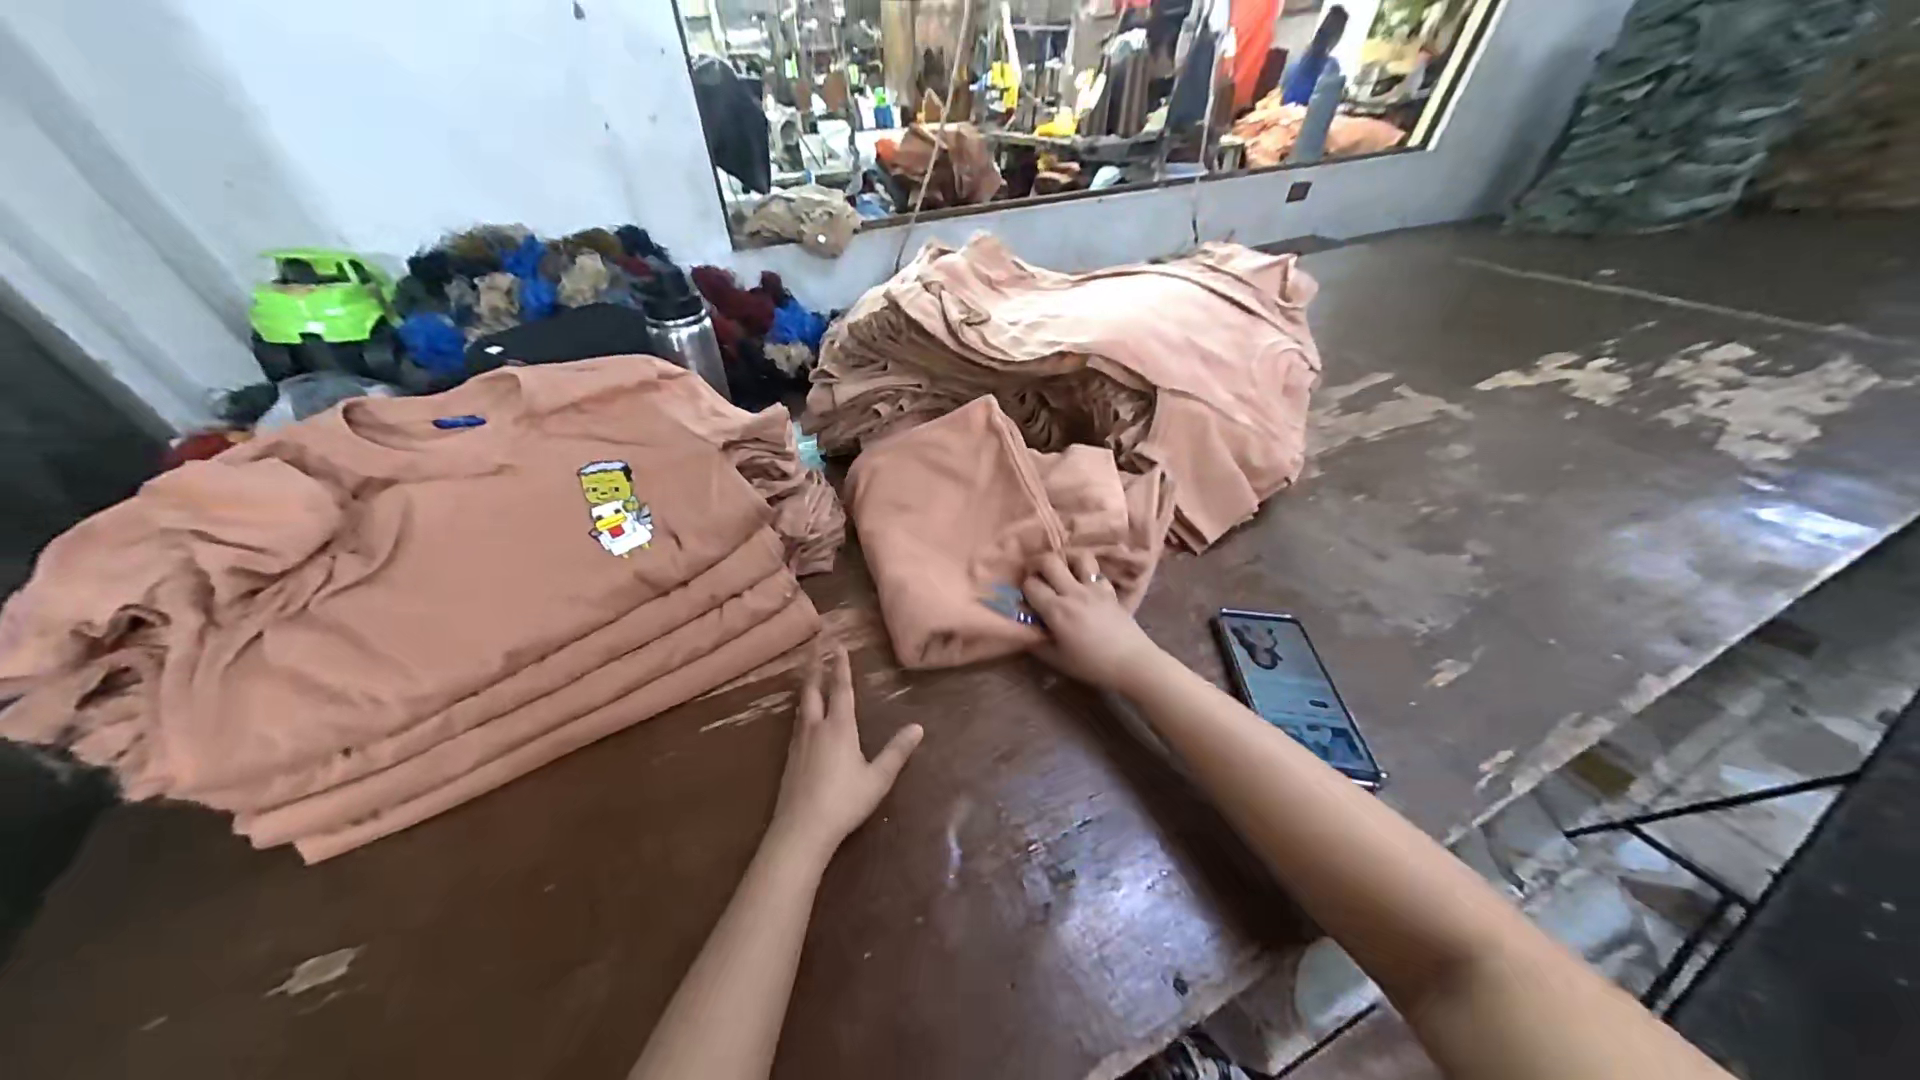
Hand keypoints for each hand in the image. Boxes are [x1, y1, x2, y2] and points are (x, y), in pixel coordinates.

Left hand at [769, 644, 922, 858]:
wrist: (801, 830)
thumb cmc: (844, 802)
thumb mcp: (878, 778)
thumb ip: (897, 751)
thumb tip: (918, 727)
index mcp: (839, 728)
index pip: (841, 689)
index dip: (841, 666)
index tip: (839, 645)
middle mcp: (816, 728)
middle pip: (813, 689)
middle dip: (816, 666)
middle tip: (815, 646)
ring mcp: (799, 742)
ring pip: (801, 705)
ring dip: (806, 685)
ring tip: (808, 673)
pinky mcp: (790, 758)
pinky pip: (796, 722)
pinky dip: (801, 707)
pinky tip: (802, 716)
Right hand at [1022, 552, 1163, 691]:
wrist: (1133, 663)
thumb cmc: (1092, 665)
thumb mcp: (1057, 659)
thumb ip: (1036, 642)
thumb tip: (1025, 628)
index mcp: (1057, 610)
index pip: (1031, 584)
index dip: (1024, 588)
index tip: (1025, 597)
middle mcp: (1074, 592)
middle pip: (1050, 561)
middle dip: (1036, 563)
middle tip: (1035, 574)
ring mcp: (1094, 588)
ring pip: (1077, 557)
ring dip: (1066, 561)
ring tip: (1062, 573)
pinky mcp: (1110, 590)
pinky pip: (1096, 571)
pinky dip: (1087, 573)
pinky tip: (1084, 584)